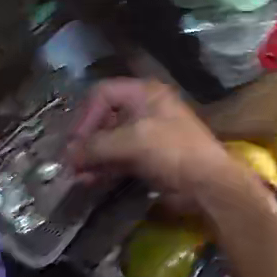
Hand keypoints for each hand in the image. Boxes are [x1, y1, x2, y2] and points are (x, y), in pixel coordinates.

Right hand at [66, 78, 243, 212]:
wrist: (208, 183)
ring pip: (111, 141)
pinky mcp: (150, 157)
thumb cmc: (172, 151)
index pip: (102, 94)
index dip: (85, 116)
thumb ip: (96, 146)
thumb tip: (68, 156)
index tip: (75, 141)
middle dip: (86, 140)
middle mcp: (145, 109)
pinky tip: (91, 180)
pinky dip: (105, 167)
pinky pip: (121, 158)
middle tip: (70, 161)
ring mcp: (148, 134)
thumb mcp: (131, 141)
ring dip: (92, 157)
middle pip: (105, 118)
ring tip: (77, 176)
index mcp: (144, 93)